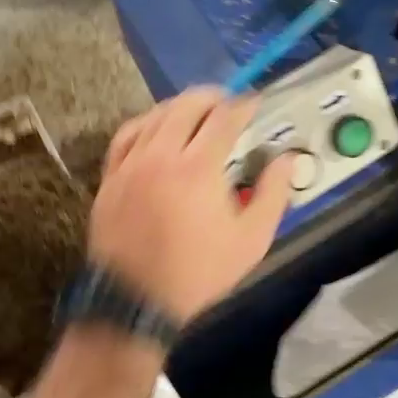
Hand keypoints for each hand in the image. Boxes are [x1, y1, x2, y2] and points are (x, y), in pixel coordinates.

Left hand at [89, 88, 292, 324]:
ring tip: (195, 111)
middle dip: (212, 98)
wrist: (136, 299)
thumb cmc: (198, 272)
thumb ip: (273, 195)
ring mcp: (130, 164)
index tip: (254, 103)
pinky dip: (145, 124)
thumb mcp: (250, 241)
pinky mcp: (110, 178)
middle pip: (186, 106)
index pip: (225, 118)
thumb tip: (287, 161)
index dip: (243, 105)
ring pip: (154, 116)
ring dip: (179, 107)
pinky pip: (126, 136)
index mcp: (198, 168)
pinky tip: (155, 128)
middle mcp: (161, 156)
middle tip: (227, 103)